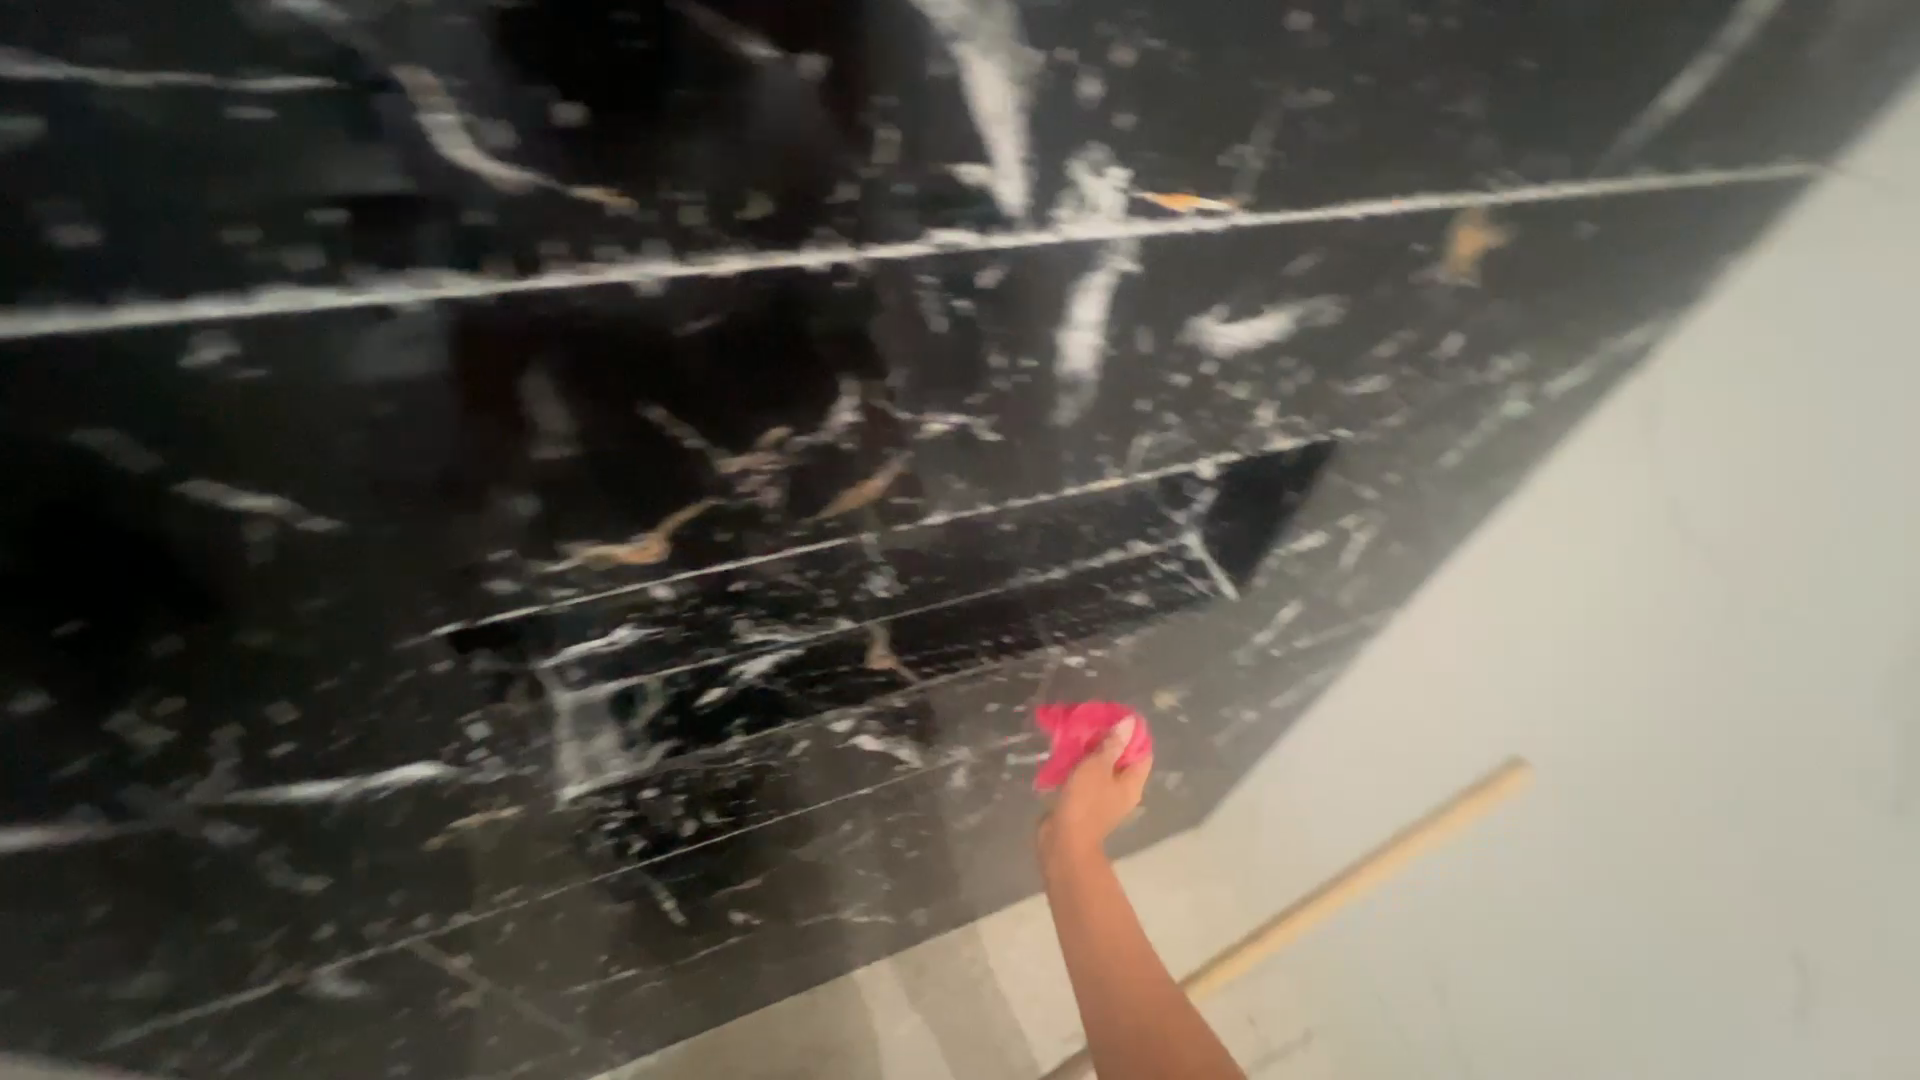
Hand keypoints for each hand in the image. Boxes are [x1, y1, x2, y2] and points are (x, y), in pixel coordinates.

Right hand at [1038, 716, 1152, 859]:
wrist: (1063, 841)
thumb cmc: (1085, 801)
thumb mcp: (1098, 767)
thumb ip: (1112, 745)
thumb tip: (1130, 723)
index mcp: (1133, 784)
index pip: (1142, 752)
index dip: (1133, 733)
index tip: (1115, 715)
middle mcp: (1123, 791)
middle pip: (1122, 759)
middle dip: (1108, 739)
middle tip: (1092, 721)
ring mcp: (1104, 798)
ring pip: (1102, 768)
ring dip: (1091, 751)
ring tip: (1076, 732)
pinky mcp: (1085, 802)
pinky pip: (1086, 778)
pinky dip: (1079, 765)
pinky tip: (1065, 753)